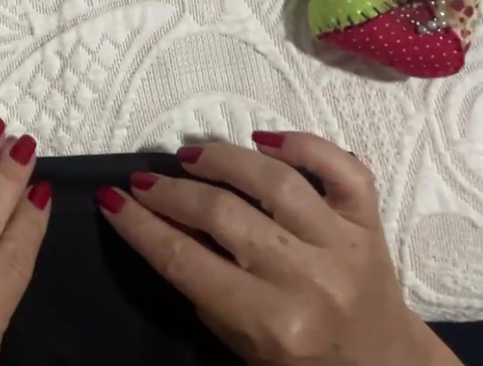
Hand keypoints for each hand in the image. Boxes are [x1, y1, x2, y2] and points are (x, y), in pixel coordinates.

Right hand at [99, 132, 461, 365]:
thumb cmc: (303, 365)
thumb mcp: (241, 344)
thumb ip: (201, 287)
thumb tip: (158, 222)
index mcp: (275, 325)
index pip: (186, 260)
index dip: (140, 225)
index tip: (110, 198)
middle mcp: (310, 281)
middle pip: (222, 213)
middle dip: (168, 191)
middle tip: (142, 180)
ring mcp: (345, 246)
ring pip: (274, 180)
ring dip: (222, 158)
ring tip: (191, 156)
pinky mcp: (372, 223)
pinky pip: (342, 169)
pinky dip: (304, 144)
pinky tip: (264, 139)